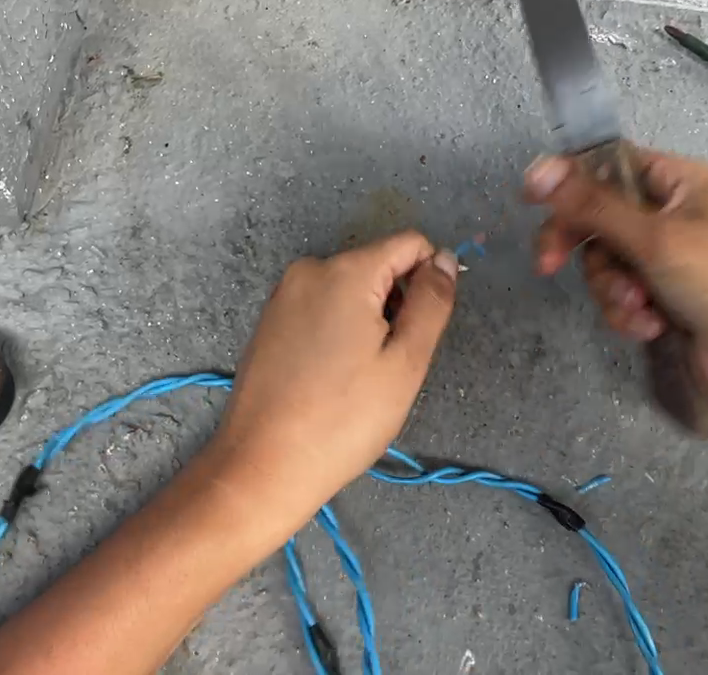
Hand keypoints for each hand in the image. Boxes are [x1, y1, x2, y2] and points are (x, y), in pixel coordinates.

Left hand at [205, 232, 458, 532]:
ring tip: (357, 375)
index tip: (420, 330)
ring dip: (368, 320)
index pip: (410, 244)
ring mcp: (284, 292)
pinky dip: (338, 330)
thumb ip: (431, 302)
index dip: (429, 279)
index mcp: (346, 270)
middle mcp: (310, 268)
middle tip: (387, 364)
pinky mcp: (270, 318)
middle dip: (395, 304)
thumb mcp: (405, 362)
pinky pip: (321, 306)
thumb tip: (444, 258)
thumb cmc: (343, 418)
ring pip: (350, 288)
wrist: (263, 464)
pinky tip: (331, 376)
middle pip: (378, 265)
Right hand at [523, 146, 707, 406]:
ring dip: (611, 288)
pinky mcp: (669, 299)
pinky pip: (624, 295)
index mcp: (679, 182)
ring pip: (607, 262)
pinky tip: (649, 326)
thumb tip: (538, 168)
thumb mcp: (657, 237)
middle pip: (598, 218)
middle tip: (548, 264)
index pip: (608, 165)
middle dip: (582, 248)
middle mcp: (674, 214)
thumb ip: (591, 204)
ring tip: (638, 308)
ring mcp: (672, 259)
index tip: (532, 202)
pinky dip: (629, 311)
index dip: (568, 181)